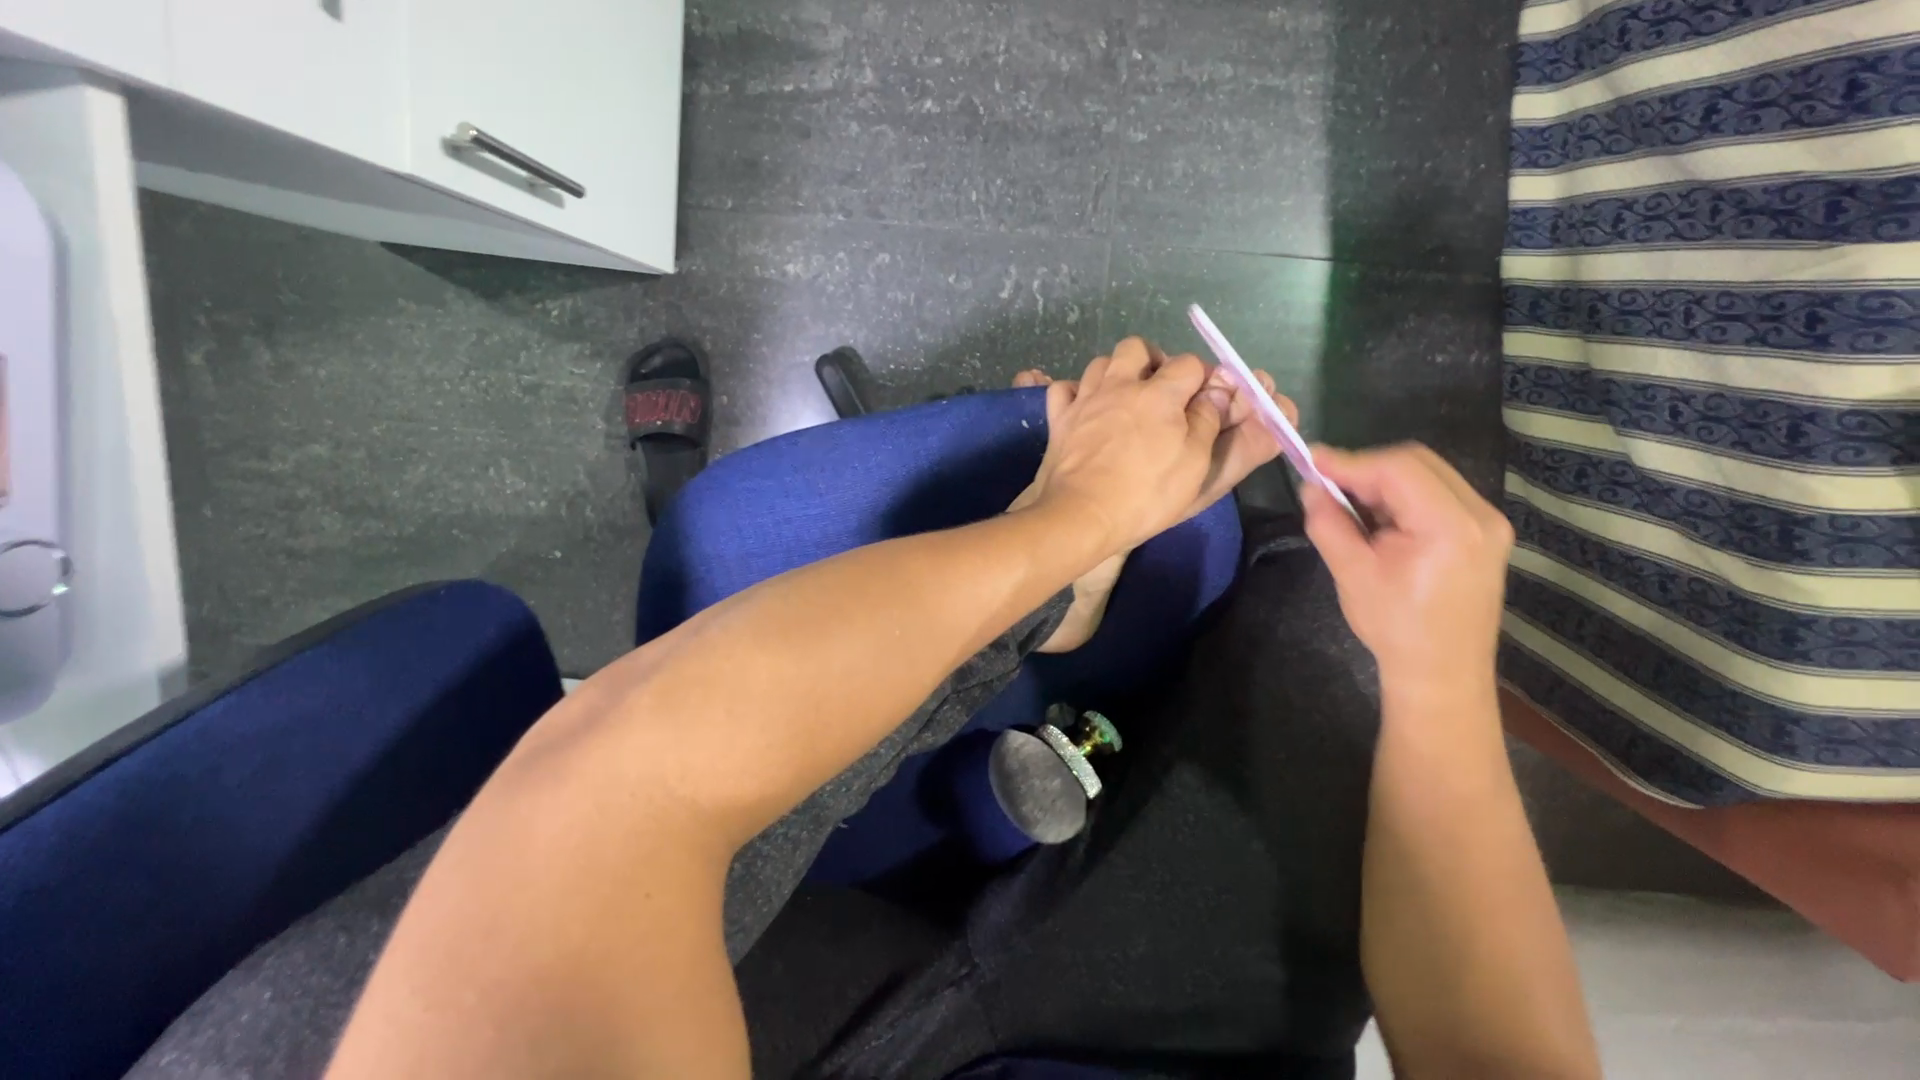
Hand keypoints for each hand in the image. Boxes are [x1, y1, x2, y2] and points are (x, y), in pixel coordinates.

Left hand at [1022, 338, 1277, 554]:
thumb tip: (1215, 393)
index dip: (1201, 377)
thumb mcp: (1195, 462)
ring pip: (1099, 363)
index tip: (1203, 400)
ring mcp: (1084, 400)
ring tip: (1124, 399)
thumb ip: (1207, 420)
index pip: (1188, 363)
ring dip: (1114, 373)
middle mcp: (1118, 385)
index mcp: (1158, 394)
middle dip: (1152, 360)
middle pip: (1136, 347)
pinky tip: (1084, 408)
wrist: (1082, 514)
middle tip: (1159, 390)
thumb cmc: (1146, 493)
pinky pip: (1063, 389)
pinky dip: (1075, 393)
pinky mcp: (1058, 420)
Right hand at [1299, 444, 1512, 701]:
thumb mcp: (1351, 574)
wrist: (1442, 672)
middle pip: (1417, 463)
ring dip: (1385, 482)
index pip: (1398, 469)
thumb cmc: (1395, 627)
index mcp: (1450, 527)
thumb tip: (1310, 487)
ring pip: (1428, 475)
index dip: (1350, 461)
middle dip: (1368, 469)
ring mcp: (1488, 522)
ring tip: (1350, 505)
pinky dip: (1403, 497)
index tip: (1311, 462)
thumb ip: (1329, 524)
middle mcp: (1480, 515)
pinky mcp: (1483, 532)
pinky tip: (1379, 519)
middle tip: (1328, 485)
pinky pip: (1439, 494)